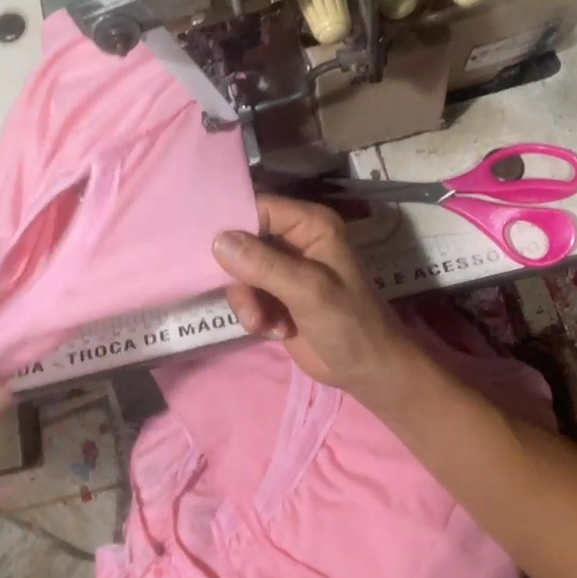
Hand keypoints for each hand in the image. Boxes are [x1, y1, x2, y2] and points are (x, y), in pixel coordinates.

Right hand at [213, 195, 420, 404]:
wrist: (366, 370)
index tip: (210, 248)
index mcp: (310, 224)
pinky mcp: (275, 295)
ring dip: (247, 301)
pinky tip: (274, 331)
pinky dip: (253, 314)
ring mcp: (283, 268)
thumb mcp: (308, 291)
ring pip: (240, 272)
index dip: (234, 223)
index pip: (260, 207)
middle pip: (243, 240)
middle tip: (248, 302)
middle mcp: (295, 239)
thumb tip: (218, 240)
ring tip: (262, 323)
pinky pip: (246, 295)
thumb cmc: (349, 323)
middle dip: (239, 275)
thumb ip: (264, 265)